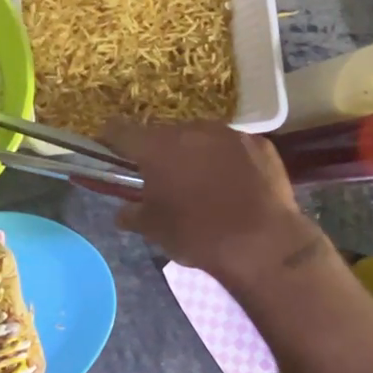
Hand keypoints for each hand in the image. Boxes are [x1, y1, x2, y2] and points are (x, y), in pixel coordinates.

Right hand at [102, 120, 324, 278]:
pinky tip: (232, 186)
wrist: (263, 243)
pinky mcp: (259, 143)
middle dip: (157, 152)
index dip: (109, 141)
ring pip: (199, 137)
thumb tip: (123, 211)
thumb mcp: (154, 229)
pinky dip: (225, 161)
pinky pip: (231, 147)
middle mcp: (190, 129)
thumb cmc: (197, 235)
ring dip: (192, 154)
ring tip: (200, 184)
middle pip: (162, 133)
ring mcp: (229, 133)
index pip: (119, 130)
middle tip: (161, 180)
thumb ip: (132, 213)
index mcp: (156, 147)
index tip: (110, 155)